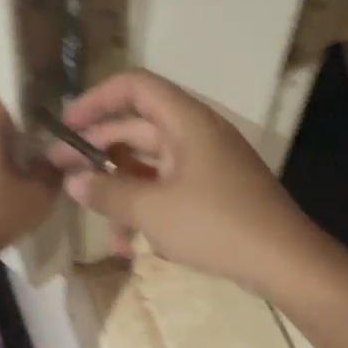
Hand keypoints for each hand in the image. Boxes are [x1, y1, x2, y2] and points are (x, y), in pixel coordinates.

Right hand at [49, 70, 319, 291]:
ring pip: (153, 168)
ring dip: (125, 196)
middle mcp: (199, 134)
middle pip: (138, 129)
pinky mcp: (218, 193)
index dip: (95, 100)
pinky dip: (152, 212)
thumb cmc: (215, 225)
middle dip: (99, 154)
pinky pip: (173, 191)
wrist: (284, 260)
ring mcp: (211, 164)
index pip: (134, 87)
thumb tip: (73, 181)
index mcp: (187, 121)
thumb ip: (108, 192)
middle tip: (63, 177)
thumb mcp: (152, 210)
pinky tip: (138, 248)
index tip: (65, 127)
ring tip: (108, 235)